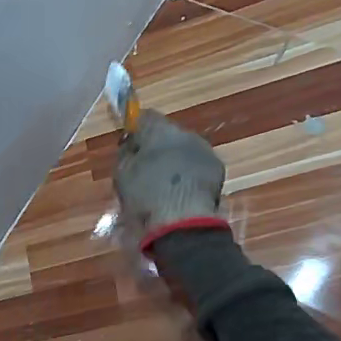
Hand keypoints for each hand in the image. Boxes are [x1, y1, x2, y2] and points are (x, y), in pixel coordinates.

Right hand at [112, 109, 226, 244]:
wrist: (183, 223)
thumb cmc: (146, 199)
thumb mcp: (122, 175)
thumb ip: (126, 153)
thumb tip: (130, 144)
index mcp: (159, 131)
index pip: (145, 116)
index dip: (136, 129)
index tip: (130, 145)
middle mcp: (185, 133)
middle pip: (168, 133)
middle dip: (158, 146)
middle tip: (147, 169)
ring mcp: (205, 150)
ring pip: (185, 148)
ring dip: (176, 160)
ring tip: (166, 185)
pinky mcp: (217, 168)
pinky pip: (199, 165)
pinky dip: (190, 174)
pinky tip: (183, 192)